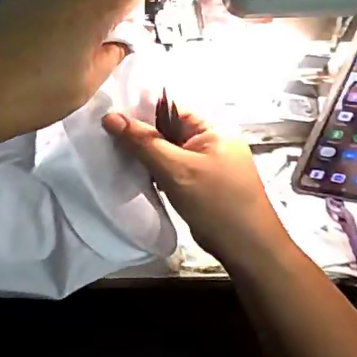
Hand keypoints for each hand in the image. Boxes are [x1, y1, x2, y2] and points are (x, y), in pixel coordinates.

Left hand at [0, 0, 142, 147]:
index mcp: (89, 11)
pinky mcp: (8, 3)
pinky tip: (27, 52)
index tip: (119, 39)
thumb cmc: (39, 95)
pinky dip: (43, 23)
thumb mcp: (87, 84)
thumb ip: (113, 55)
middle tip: (84, 58)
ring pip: (66, 3)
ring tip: (51, 59)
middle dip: (98, 22)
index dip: (131, 13)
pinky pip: (40, 8)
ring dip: (68, 23)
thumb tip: (122, 40)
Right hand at [102, 105, 290, 267]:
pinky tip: (138, 176)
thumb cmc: (215, 203)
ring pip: (170, 152)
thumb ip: (143, 143)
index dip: (142, 110)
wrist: (248, 248)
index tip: (111, 118)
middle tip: (109, 139)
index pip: (172, 108)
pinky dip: (158, 172)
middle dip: (142, 135)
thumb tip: (111, 117)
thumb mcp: (176, 170)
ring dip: (149, 156)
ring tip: (118, 156)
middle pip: (170, 130)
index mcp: (213, 128)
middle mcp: (212, 142)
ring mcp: (209, 165)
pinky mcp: (203, 185)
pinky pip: (175, 170)